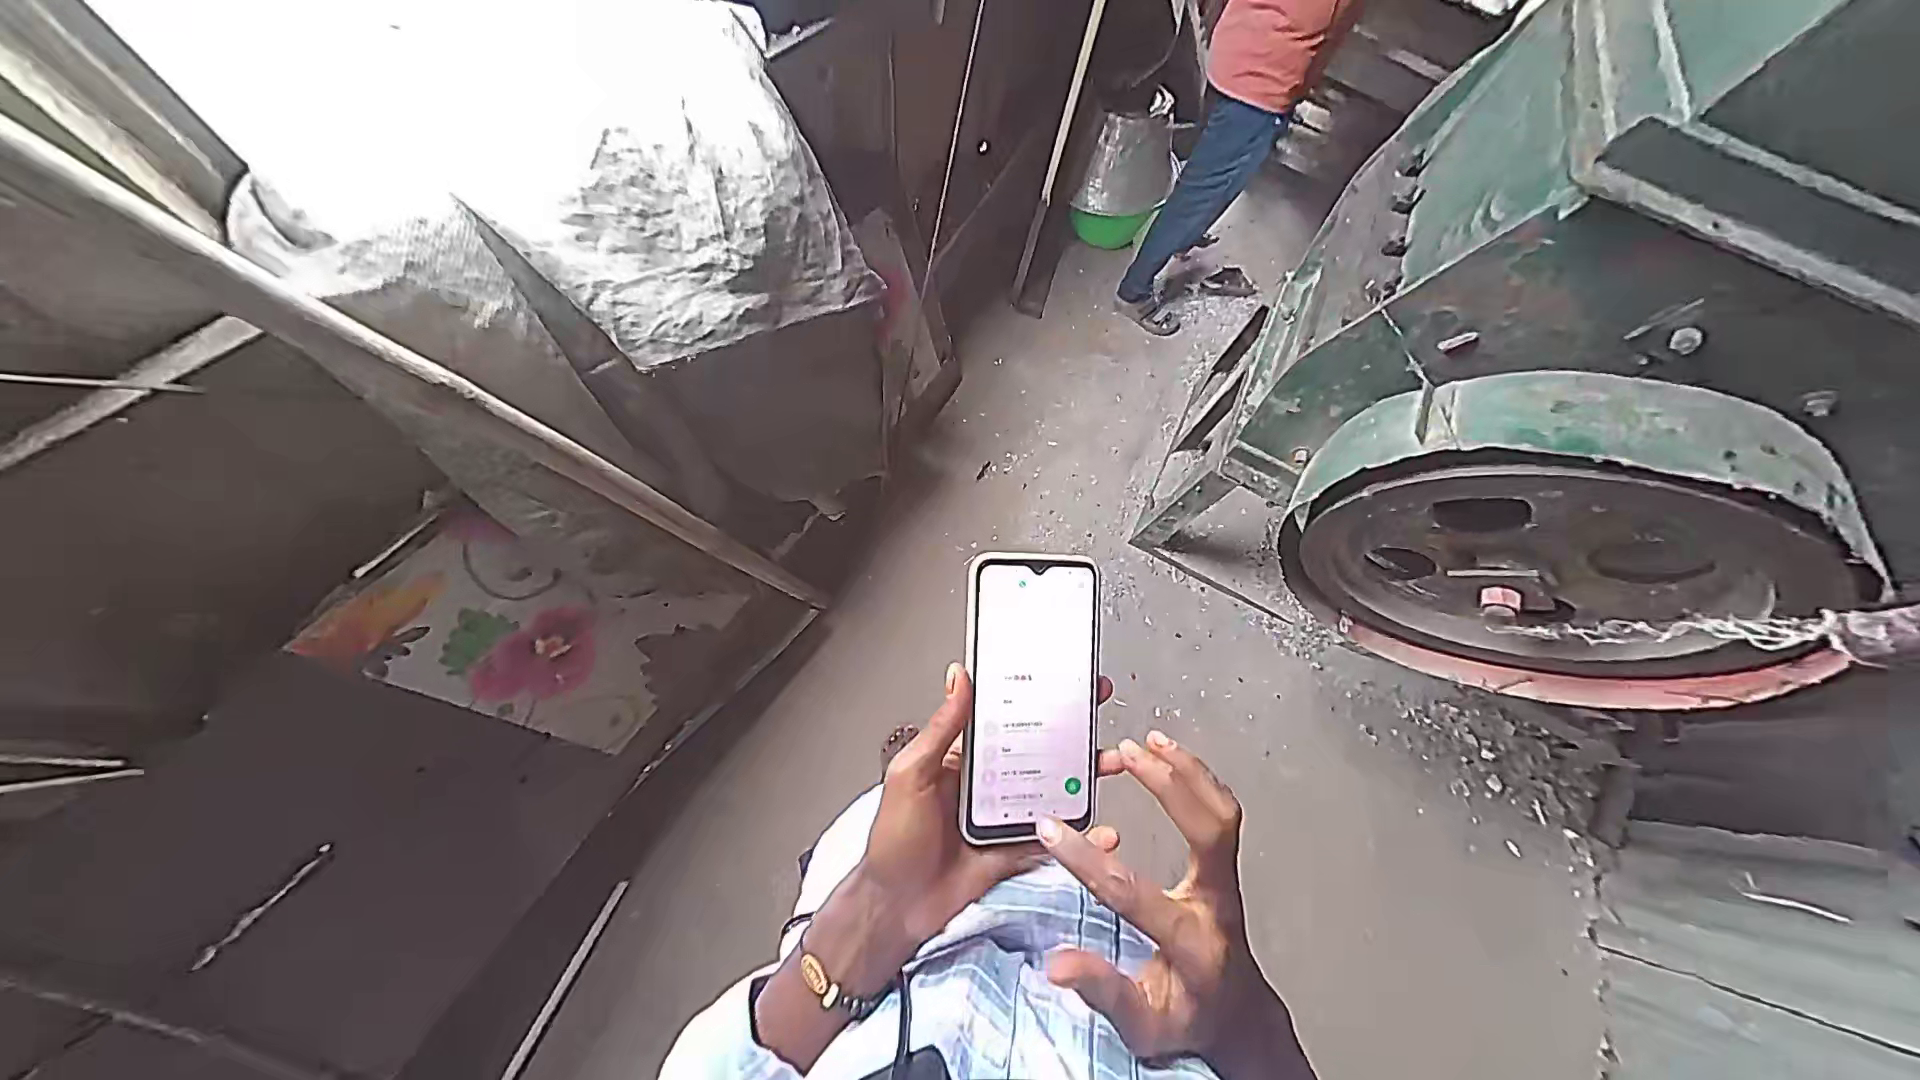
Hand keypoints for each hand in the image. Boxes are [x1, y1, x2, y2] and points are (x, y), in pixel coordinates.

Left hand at [861, 664, 1117, 954]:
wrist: (896, 907)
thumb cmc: (893, 837)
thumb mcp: (913, 773)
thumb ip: (941, 729)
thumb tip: (958, 679)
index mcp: (966, 758)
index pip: (1004, 719)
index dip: (1032, 699)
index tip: (1061, 681)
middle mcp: (989, 783)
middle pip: (1037, 753)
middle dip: (1070, 735)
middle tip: (1097, 714)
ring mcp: (1005, 817)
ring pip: (1052, 792)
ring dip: (1082, 779)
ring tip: (1110, 766)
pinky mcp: (1014, 850)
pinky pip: (1052, 839)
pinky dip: (1079, 835)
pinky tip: (1100, 829)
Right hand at [1037, 731, 1313, 1078]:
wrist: (1238, 1015)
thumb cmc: (1189, 1017)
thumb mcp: (1144, 1025)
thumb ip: (1103, 992)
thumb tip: (1057, 964)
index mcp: (1192, 942)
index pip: (1132, 892)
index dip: (1085, 860)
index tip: (1050, 830)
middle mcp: (1218, 902)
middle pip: (1208, 831)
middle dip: (1166, 786)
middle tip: (1127, 753)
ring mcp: (1229, 879)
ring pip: (1222, 813)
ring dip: (1186, 770)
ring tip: (1149, 741)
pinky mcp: (1228, 864)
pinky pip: (1222, 811)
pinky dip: (1199, 776)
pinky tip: (1171, 755)